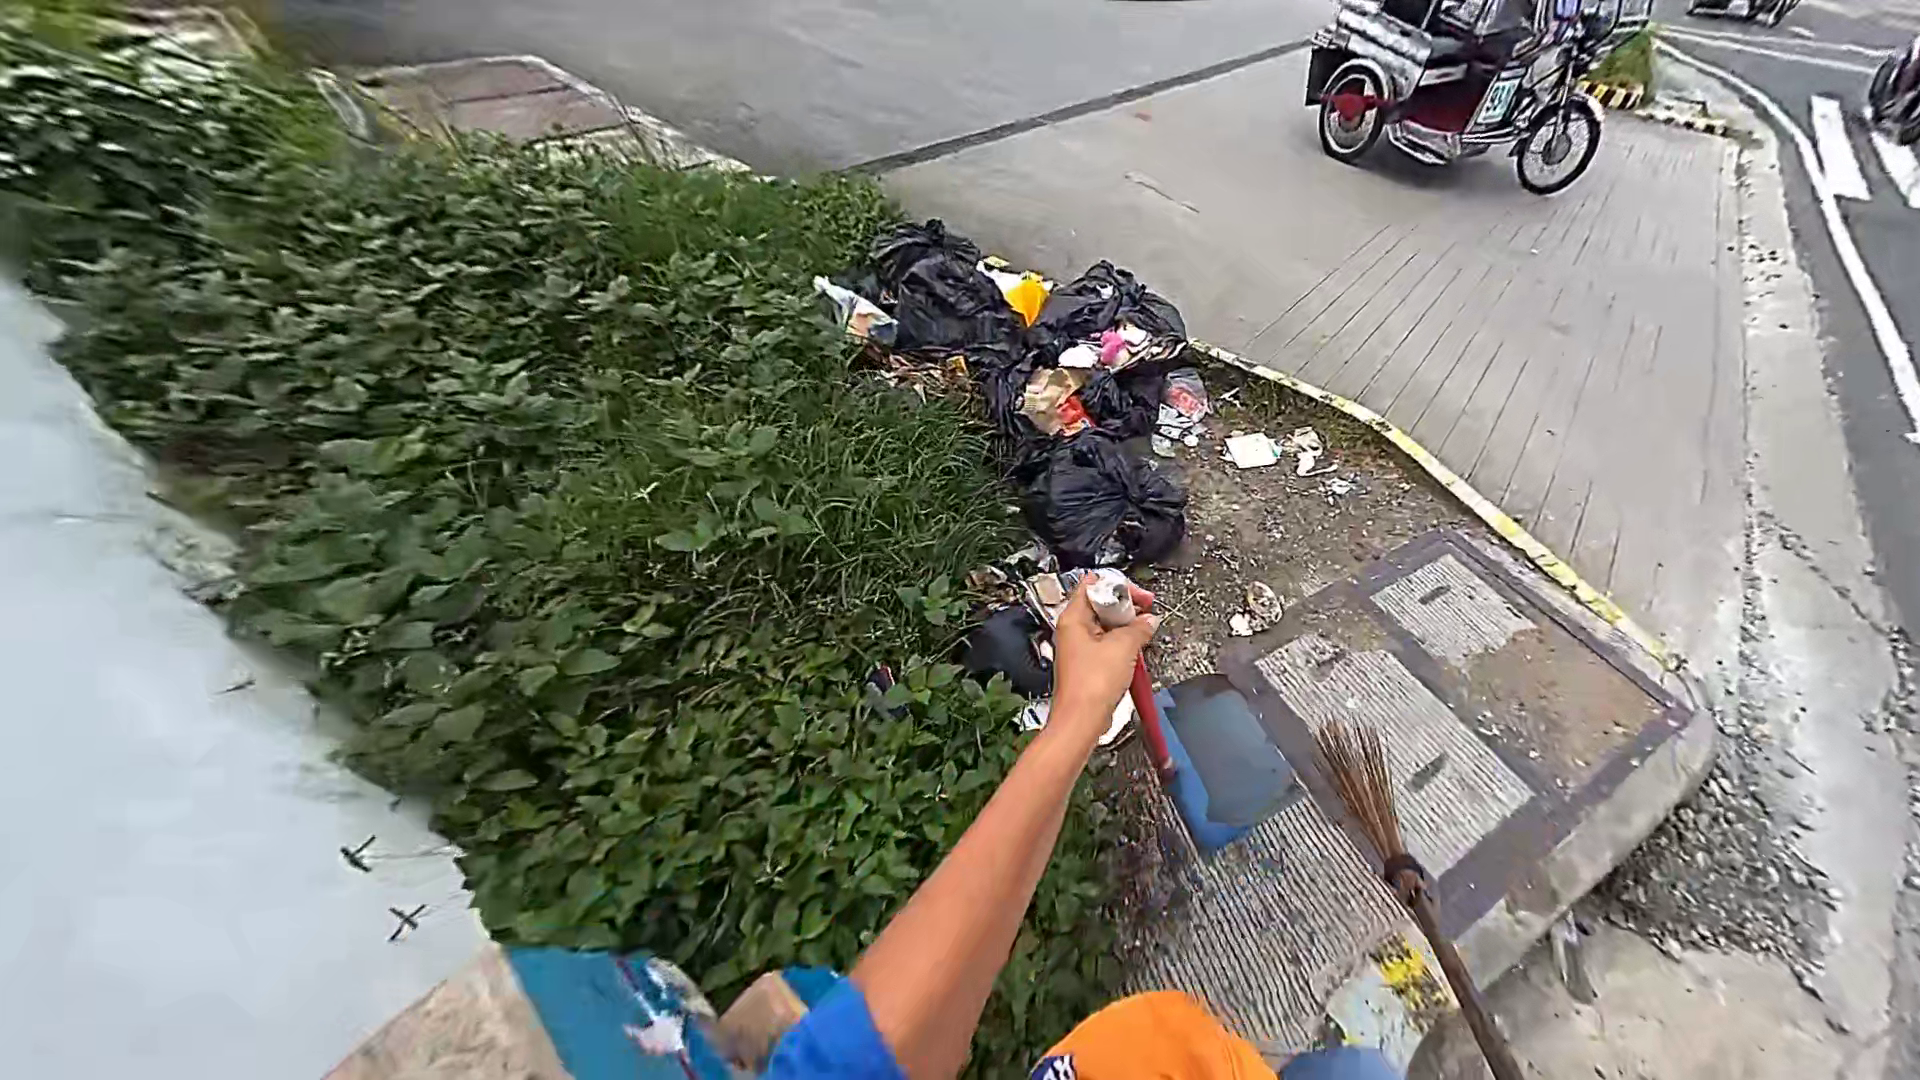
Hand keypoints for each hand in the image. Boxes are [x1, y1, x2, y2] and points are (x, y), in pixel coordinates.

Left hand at [1049, 578, 1159, 741]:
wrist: (1082, 718)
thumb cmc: (1091, 684)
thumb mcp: (1123, 647)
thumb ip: (1139, 628)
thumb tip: (1149, 620)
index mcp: (1073, 617)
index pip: (1092, 585)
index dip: (1117, 586)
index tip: (1139, 596)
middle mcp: (1073, 630)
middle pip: (1101, 604)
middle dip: (1126, 606)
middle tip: (1146, 611)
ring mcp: (1080, 647)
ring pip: (1105, 625)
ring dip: (1126, 626)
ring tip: (1144, 630)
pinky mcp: (1088, 663)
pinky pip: (1106, 644)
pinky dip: (1122, 643)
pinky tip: (1135, 649)